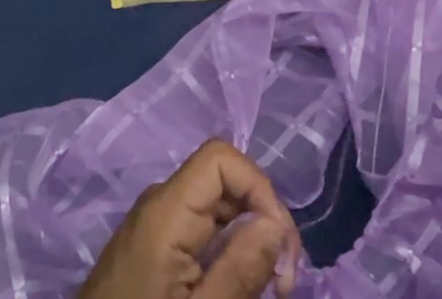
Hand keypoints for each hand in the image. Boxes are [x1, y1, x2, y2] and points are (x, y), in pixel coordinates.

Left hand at [78, 139, 300, 298]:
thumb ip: (240, 269)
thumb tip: (276, 222)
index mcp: (166, 211)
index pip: (220, 157)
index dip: (259, 187)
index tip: (280, 243)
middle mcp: (160, 202)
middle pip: (226, 180)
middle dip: (264, 217)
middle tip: (284, 280)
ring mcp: (157, 219)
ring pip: (220, 203)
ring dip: (253, 235)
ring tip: (272, 285)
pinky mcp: (158, 239)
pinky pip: (205, 225)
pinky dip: (233, 245)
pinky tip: (243, 281)